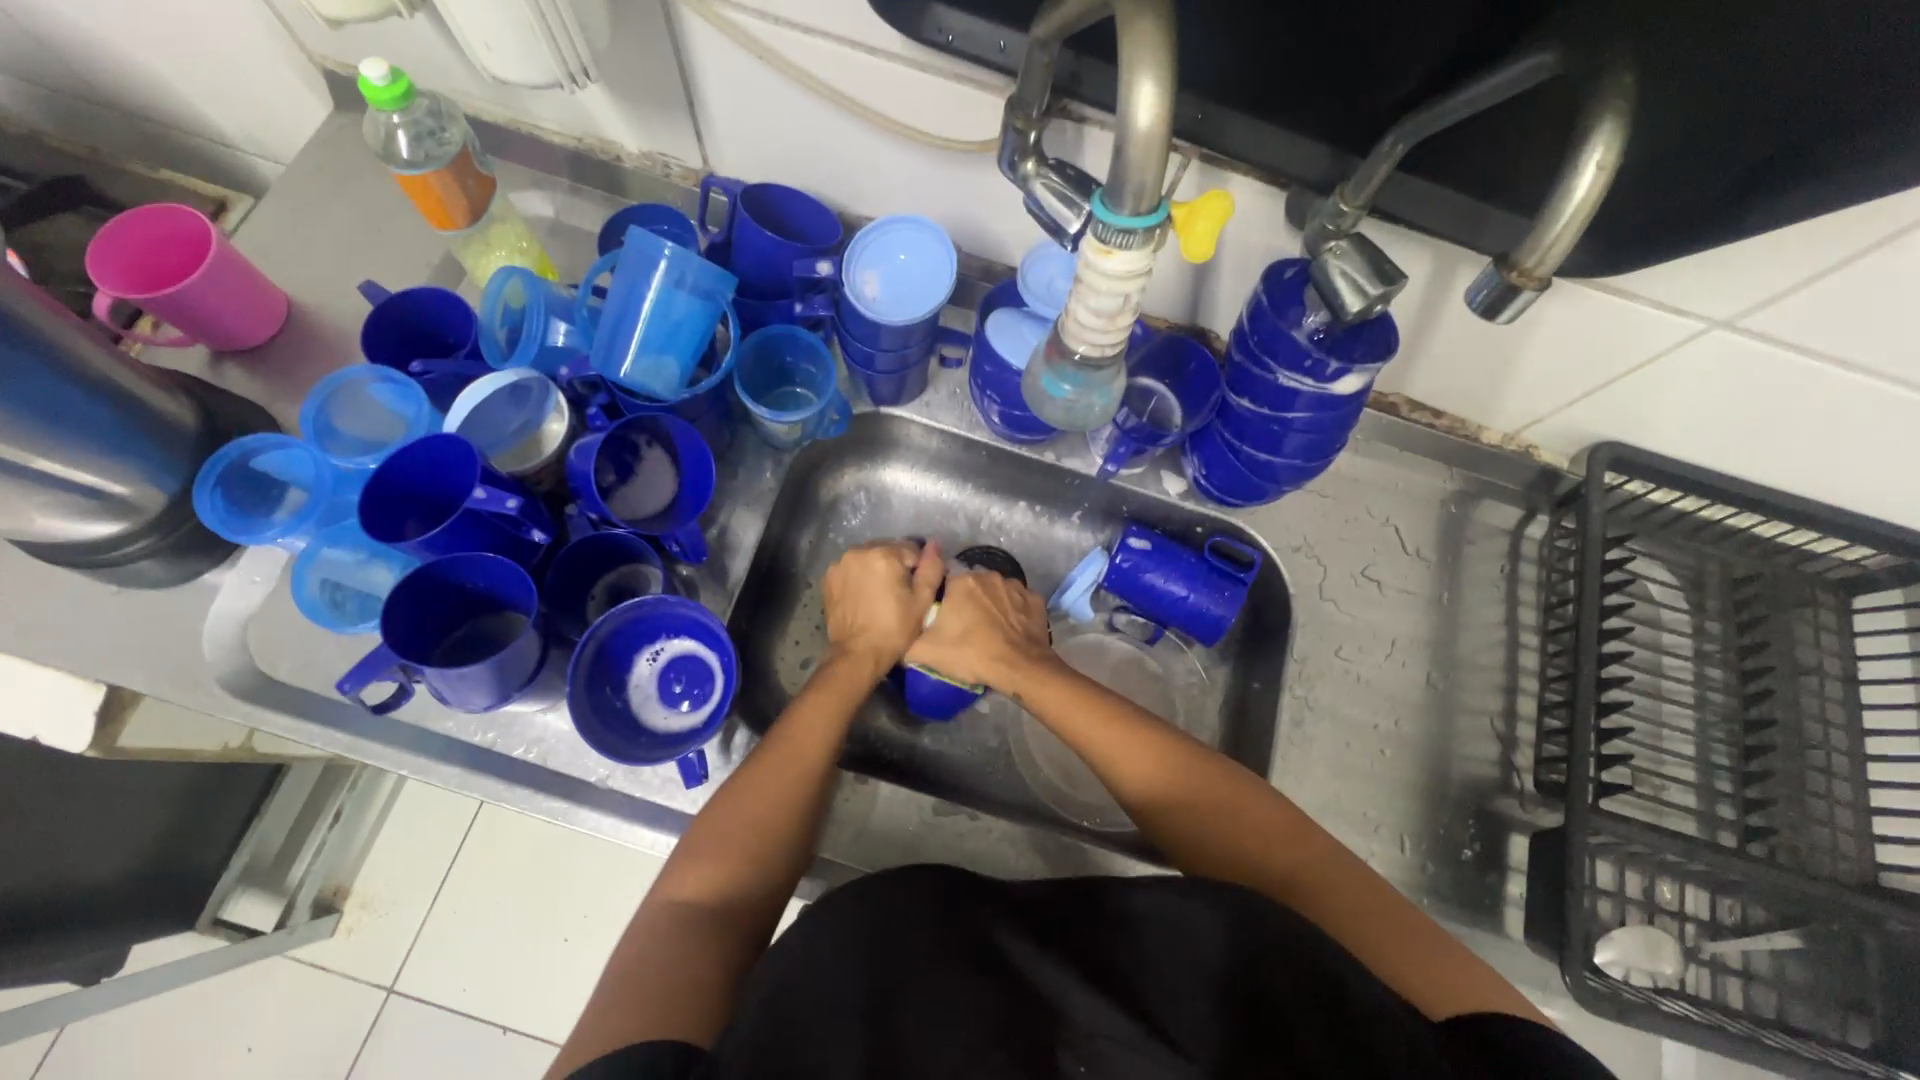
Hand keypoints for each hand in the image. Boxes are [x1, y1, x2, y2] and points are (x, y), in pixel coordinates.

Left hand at [822, 540, 944, 675]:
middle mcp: (859, 551)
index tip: (914, 588)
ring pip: (867, 557)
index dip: (917, 568)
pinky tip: (863, 595)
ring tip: (879, 594)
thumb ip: (932, 568)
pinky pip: (851, 568)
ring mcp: (840, 563)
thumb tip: (934, 544)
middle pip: (887, 549)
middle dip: (895, 565)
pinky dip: (858, 576)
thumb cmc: (895, 628)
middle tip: (897, 592)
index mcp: (884, 554)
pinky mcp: (828, 577)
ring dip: (875, 568)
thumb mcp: (922, 600)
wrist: (858, 653)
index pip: (911, 549)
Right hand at [904, 569, 1053, 692]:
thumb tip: (896, 636)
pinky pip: (1019, 601)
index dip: (944, 595)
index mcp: (961, 580)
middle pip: (972, 582)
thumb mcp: (925, 651)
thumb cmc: (970, 653)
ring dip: (992, 602)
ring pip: (997, 590)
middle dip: (968, 598)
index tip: (944, 613)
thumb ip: (906, 639)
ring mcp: (1015, 585)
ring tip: (990, 627)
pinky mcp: (1035, 599)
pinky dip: (1014, 611)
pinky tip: (1011, 629)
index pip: (945, 577)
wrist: (1019, 667)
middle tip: (965, 623)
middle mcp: (988, 575)